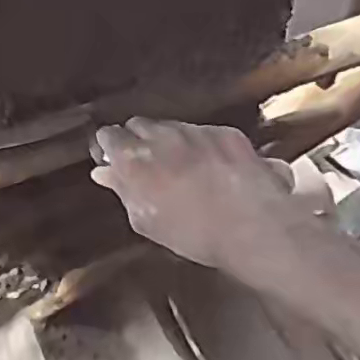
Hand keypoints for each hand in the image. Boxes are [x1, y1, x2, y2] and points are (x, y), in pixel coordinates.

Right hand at [89, 118, 304, 271]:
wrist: (256, 231)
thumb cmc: (193, 234)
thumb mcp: (144, 220)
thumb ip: (122, 190)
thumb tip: (103, 172)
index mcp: (133, 158)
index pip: (108, 135)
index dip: (109, 148)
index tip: (112, 161)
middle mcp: (162, 136)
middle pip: (139, 125)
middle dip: (139, 141)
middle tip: (148, 166)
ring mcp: (197, 131)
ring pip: (172, 126)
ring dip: (170, 141)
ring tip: (184, 168)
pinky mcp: (228, 134)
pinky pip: (205, 133)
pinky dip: (203, 146)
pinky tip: (215, 169)